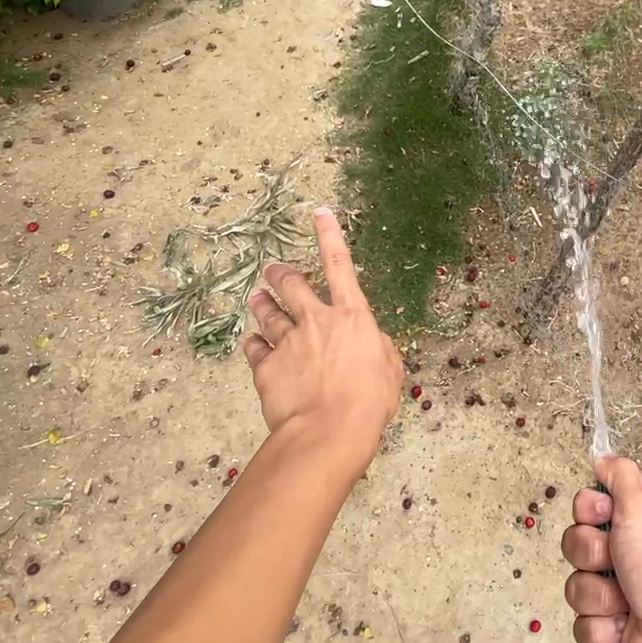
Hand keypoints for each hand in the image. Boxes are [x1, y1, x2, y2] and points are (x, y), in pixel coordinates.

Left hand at [241, 207, 402, 477]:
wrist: (328, 431)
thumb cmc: (369, 401)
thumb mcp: (390, 369)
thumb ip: (379, 347)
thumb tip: (370, 342)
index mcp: (353, 315)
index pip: (340, 264)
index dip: (329, 235)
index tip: (319, 211)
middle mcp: (317, 320)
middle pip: (292, 283)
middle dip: (280, 272)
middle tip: (273, 268)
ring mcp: (288, 342)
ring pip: (268, 312)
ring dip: (262, 302)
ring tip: (256, 297)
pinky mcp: (265, 367)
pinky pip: (254, 348)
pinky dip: (253, 342)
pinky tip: (251, 342)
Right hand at [563, 457, 641, 642]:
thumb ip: (621, 475)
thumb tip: (604, 456)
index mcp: (631, 521)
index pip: (585, 505)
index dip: (589, 511)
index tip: (606, 516)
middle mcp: (621, 553)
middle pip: (574, 542)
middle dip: (593, 555)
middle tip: (617, 560)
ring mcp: (612, 591)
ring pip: (574, 585)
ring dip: (600, 595)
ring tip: (626, 600)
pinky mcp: (605, 626)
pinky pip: (580, 622)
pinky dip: (602, 625)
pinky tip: (624, 624)